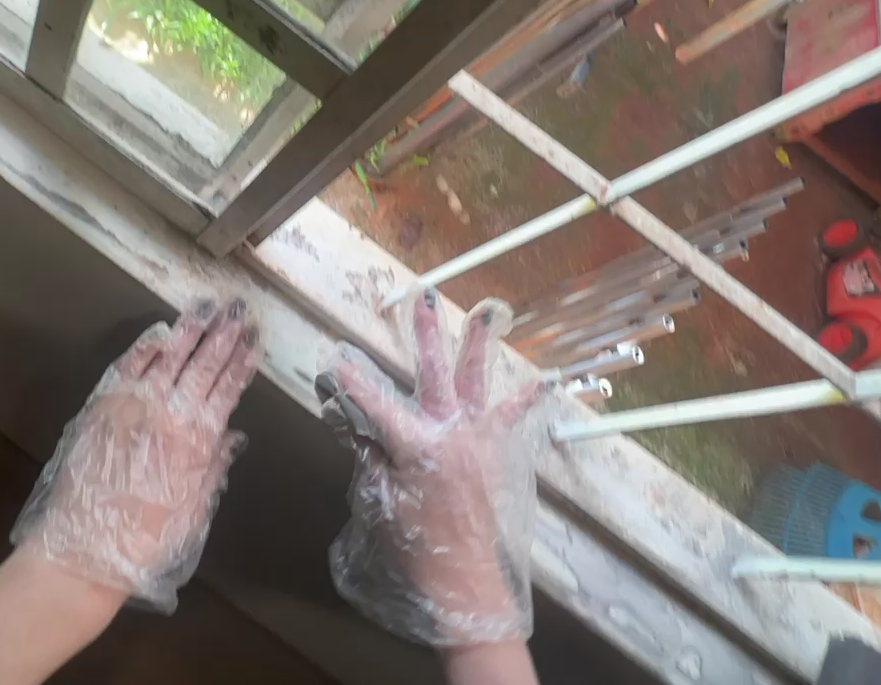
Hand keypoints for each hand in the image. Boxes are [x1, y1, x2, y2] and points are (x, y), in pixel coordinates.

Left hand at [11, 300, 261, 610]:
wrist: (84, 551)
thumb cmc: (145, 539)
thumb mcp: (194, 510)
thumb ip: (214, 467)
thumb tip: (232, 434)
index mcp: (197, 440)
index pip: (228, 389)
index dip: (243, 361)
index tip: (255, 337)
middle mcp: (170, 413)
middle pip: (204, 364)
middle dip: (224, 333)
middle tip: (238, 308)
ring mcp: (135, 403)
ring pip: (169, 355)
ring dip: (190, 328)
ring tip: (206, 305)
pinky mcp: (104, 403)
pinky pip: (129, 364)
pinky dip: (146, 344)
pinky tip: (162, 329)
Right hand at [320, 290, 545, 645]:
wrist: (466, 584)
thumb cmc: (415, 542)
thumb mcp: (379, 498)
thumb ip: (368, 451)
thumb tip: (349, 417)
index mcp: (415, 445)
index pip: (373, 404)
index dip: (352, 383)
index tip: (335, 362)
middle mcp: (449, 432)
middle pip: (432, 373)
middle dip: (425, 334)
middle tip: (421, 297)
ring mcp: (477, 439)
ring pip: (476, 381)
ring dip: (477, 344)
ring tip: (485, 311)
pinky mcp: (495, 452)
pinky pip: (511, 419)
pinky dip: (526, 398)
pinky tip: (545, 379)